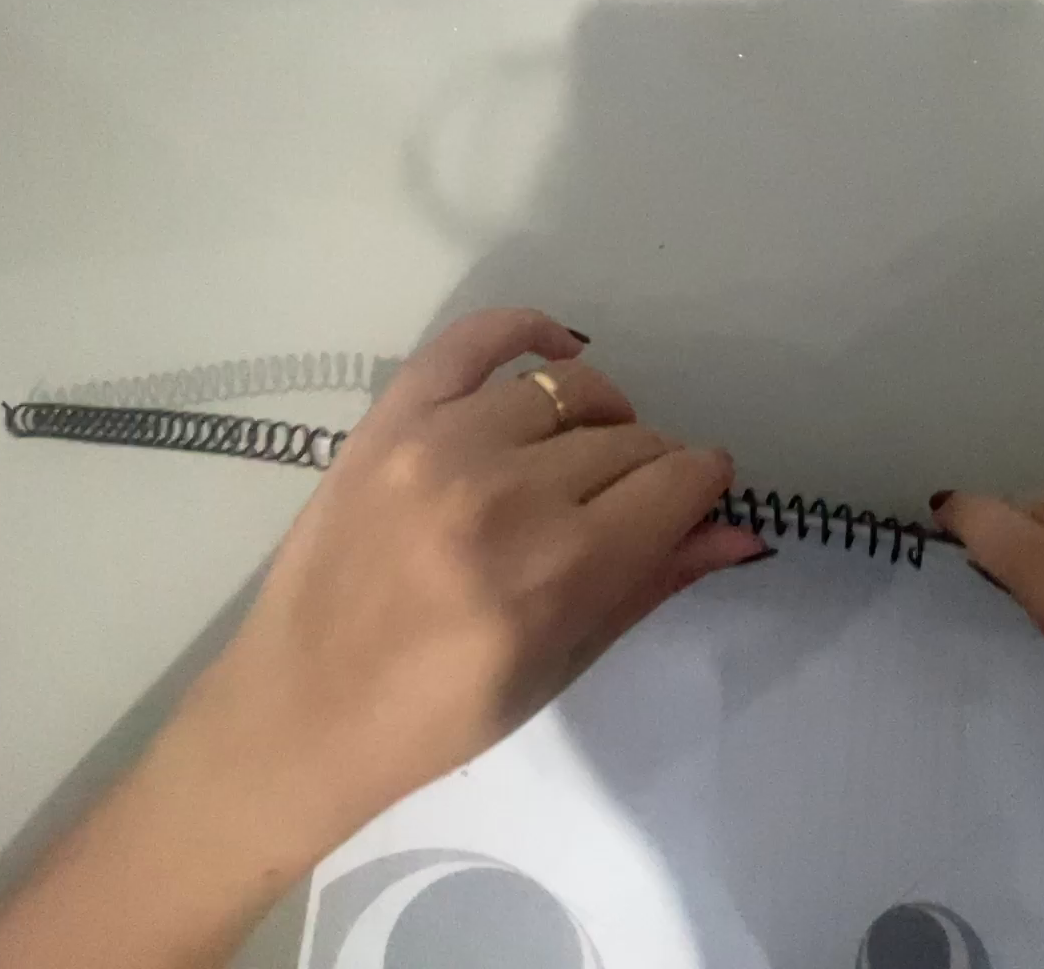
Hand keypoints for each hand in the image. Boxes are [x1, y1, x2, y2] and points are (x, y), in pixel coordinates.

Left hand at [165, 308, 765, 859]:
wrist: (300, 713)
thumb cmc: (445, 714)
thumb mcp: (566, 661)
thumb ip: (657, 581)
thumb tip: (743, 532)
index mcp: (559, 571)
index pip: (675, 485)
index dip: (705, 481)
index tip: (702, 489)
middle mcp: (506, 495)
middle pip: (628, 440)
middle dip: (656, 464)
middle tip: (638, 494)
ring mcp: (439, 446)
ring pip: (569, 388)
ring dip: (605, 413)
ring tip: (591, 447)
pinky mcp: (389, 421)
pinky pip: (474, 339)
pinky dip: (528, 329)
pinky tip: (557, 348)